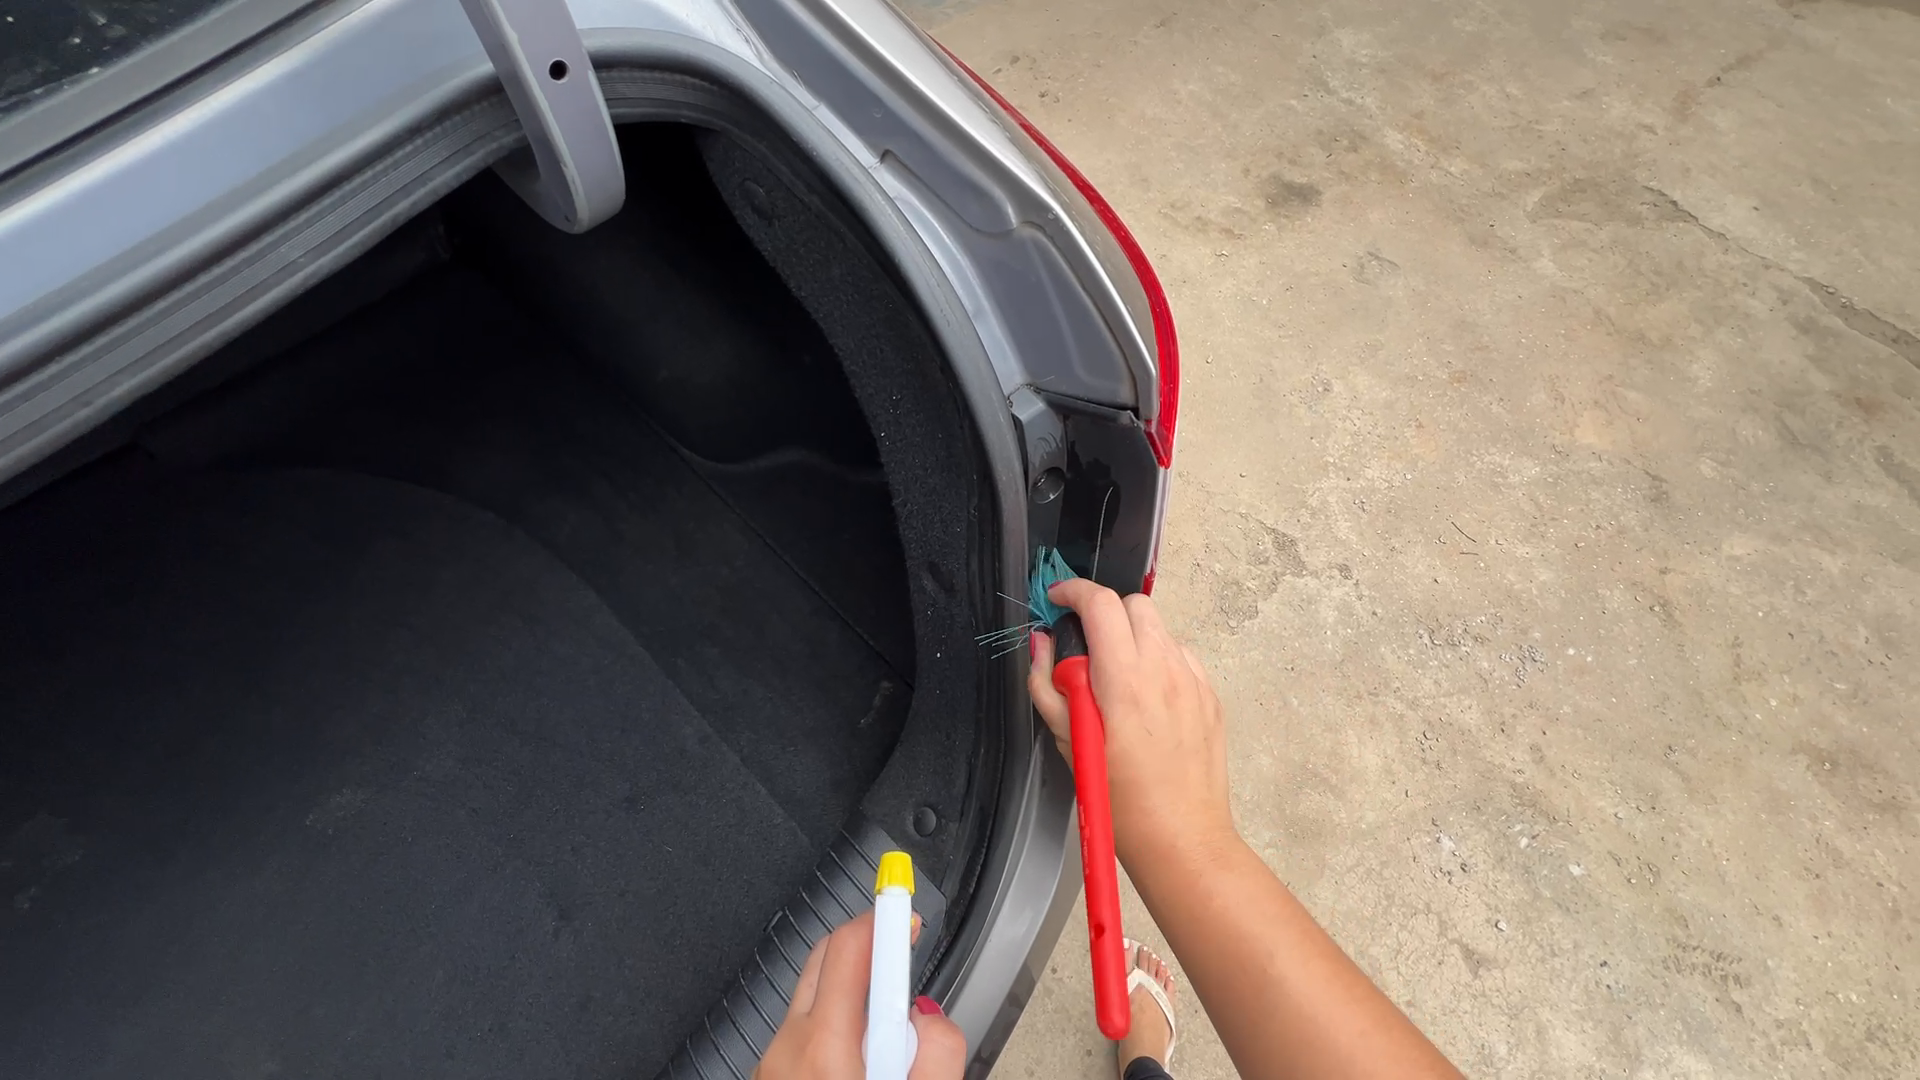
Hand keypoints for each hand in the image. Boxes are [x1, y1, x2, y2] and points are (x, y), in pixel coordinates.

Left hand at [751, 911, 965, 1079]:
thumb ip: (938, 1049)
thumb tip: (928, 1013)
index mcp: (822, 1050)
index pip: (851, 946)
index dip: (884, 917)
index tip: (900, 892)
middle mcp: (786, 1049)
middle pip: (829, 956)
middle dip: (870, 950)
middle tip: (905, 979)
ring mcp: (770, 1064)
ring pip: (817, 995)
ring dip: (854, 997)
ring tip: (887, 1051)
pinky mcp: (767, 1078)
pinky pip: (804, 1030)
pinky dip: (835, 1028)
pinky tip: (859, 1067)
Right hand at [1028, 580, 1236, 870]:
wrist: (1181, 837)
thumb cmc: (1118, 798)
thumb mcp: (1066, 740)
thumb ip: (1045, 683)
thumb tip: (1040, 643)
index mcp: (1123, 678)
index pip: (1100, 603)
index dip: (1073, 591)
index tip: (1057, 600)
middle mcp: (1163, 668)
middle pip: (1134, 603)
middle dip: (1105, 611)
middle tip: (1085, 643)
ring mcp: (1192, 680)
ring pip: (1159, 627)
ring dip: (1132, 635)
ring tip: (1116, 675)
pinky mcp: (1210, 696)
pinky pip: (1181, 655)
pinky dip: (1158, 658)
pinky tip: (1146, 695)